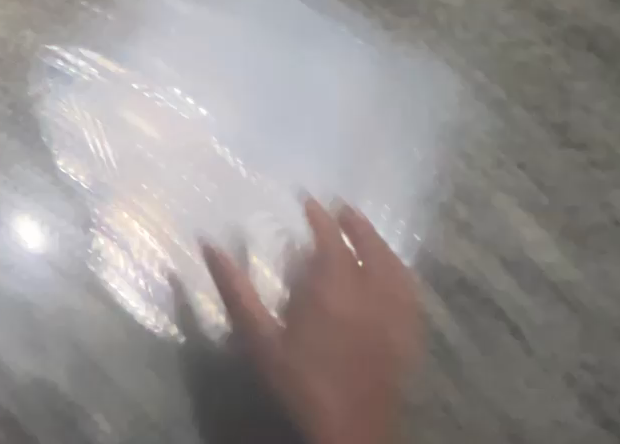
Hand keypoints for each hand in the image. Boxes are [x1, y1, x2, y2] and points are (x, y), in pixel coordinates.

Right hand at [202, 200, 422, 443]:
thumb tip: (207, 242)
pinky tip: (396, 276)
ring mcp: (394, 323)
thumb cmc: (296, 381)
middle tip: (343, 207)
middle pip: (372, 253)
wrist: (346, 433)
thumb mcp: (256, 335)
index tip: (308, 200)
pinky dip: (404, 278)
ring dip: (383, 247)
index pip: (332, 244)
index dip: (321, 219)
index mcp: (332, 295)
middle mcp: (369, 302)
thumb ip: (234, 288)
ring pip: (397, 274)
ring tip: (368, 231)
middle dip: (358, 227)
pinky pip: (412, 301)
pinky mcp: (407, 343)